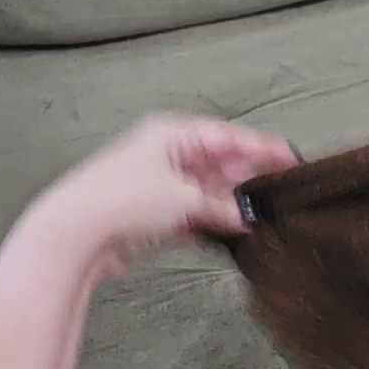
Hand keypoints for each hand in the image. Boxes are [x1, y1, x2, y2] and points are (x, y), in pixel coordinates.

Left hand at [19, 115, 299, 278]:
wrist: (76, 234)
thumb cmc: (125, 198)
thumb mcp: (184, 197)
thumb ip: (220, 206)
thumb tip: (246, 217)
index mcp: (173, 134)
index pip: (228, 137)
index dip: (262, 148)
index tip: (291, 159)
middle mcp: (168, 155)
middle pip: (220, 164)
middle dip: (248, 179)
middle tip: (281, 193)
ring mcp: (161, 186)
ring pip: (208, 192)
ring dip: (231, 205)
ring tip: (262, 216)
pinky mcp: (155, 216)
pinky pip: (194, 216)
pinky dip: (212, 224)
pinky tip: (233, 234)